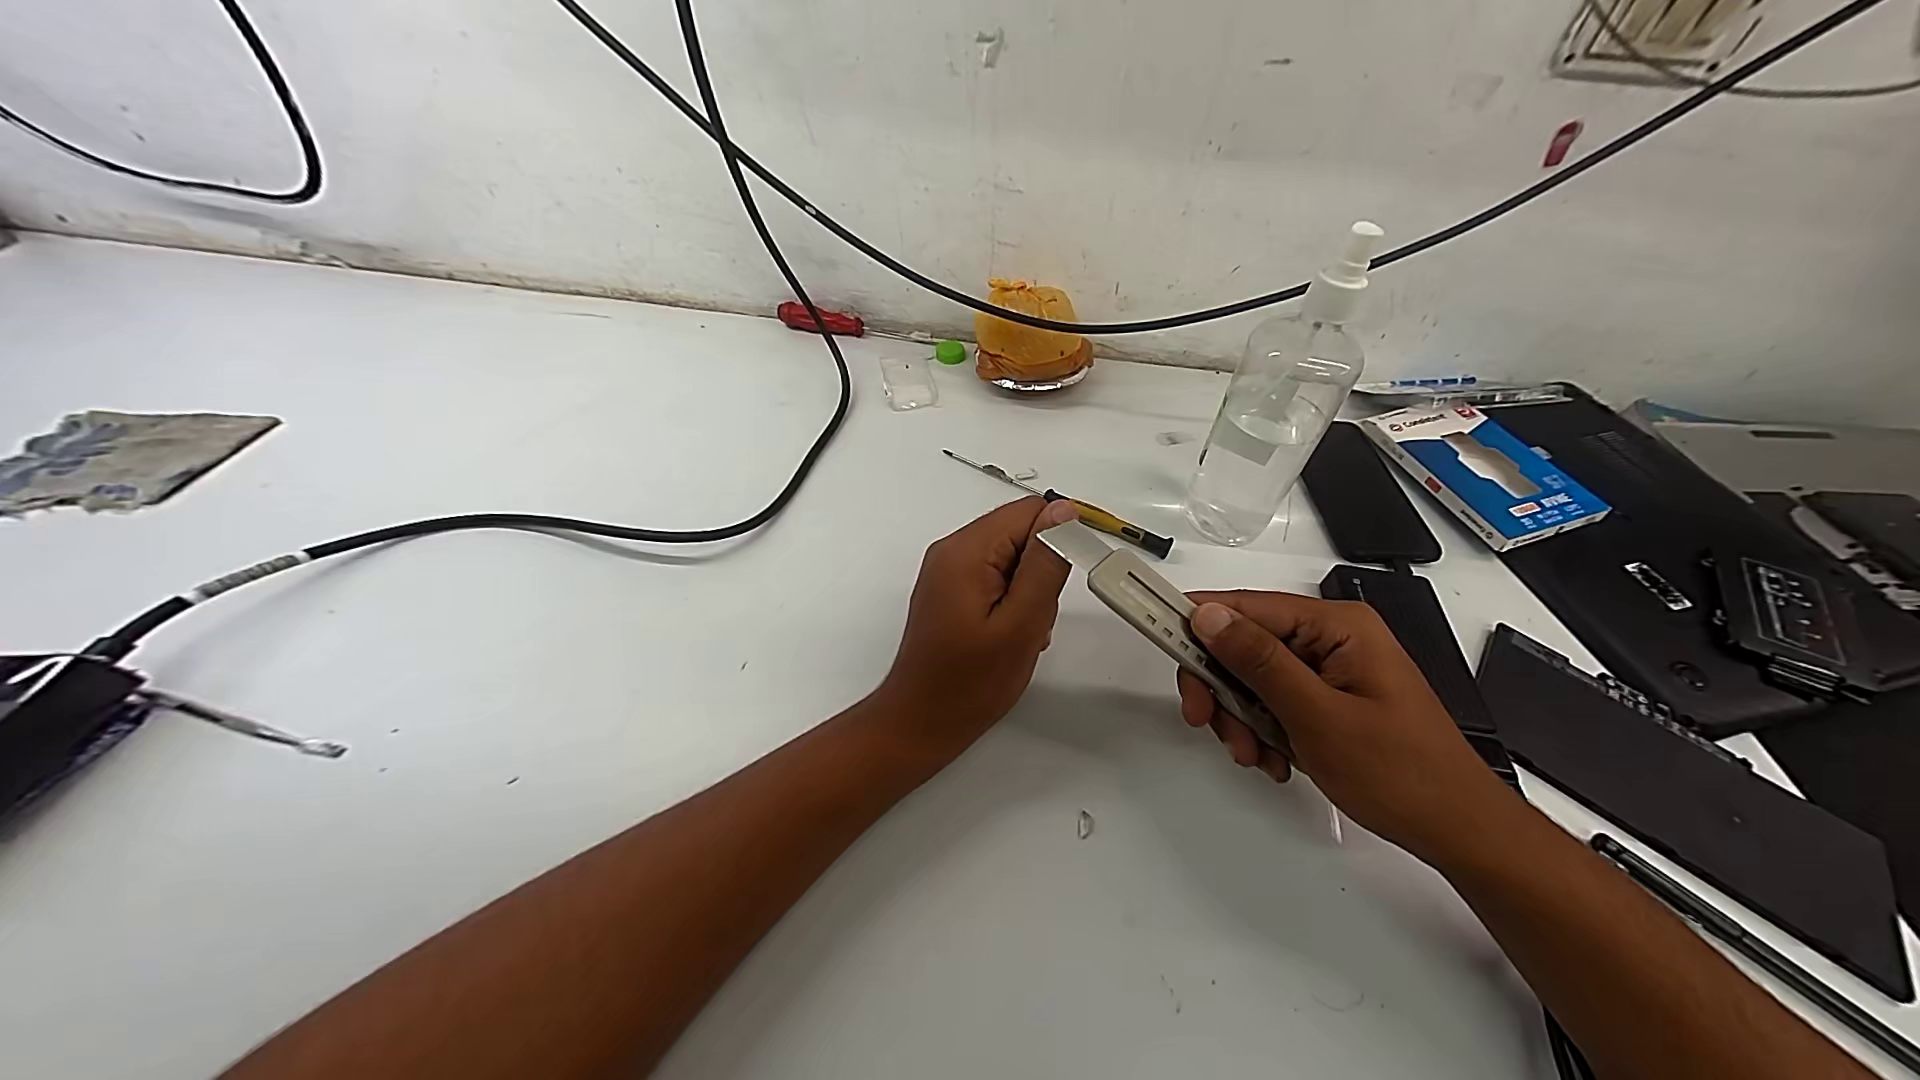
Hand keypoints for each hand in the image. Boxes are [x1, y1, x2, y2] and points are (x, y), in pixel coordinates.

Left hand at [877, 497, 1077, 745]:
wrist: (923, 720)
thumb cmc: (967, 682)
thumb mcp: (1021, 622)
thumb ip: (1045, 563)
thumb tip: (1062, 513)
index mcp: (966, 552)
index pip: (1028, 512)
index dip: (1057, 539)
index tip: (1062, 580)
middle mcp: (952, 552)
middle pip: (1019, 535)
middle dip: (1040, 573)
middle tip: (1034, 617)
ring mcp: (948, 572)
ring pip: (1012, 560)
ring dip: (1028, 593)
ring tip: (1019, 633)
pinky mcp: (951, 591)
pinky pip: (995, 580)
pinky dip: (1012, 604)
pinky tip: (1007, 637)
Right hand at [1176, 591, 1512, 858]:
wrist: (1458, 832)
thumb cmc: (1403, 774)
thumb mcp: (1317, 716)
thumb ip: (1259, 662)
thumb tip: (1208, 616)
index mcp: (1337, 627)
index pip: (1246, 607)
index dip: (1195, 619)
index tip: (1155, 632)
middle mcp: (1330, 639)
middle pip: (1243, 644)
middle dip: (1221, 686)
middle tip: (1207, 721)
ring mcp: (1328, 669)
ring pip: (1251, 677)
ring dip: (1240, 716)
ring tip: (1256, 754)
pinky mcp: (1325, 696)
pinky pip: (1270, 700)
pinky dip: (1261, 729)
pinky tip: (1275, 758)